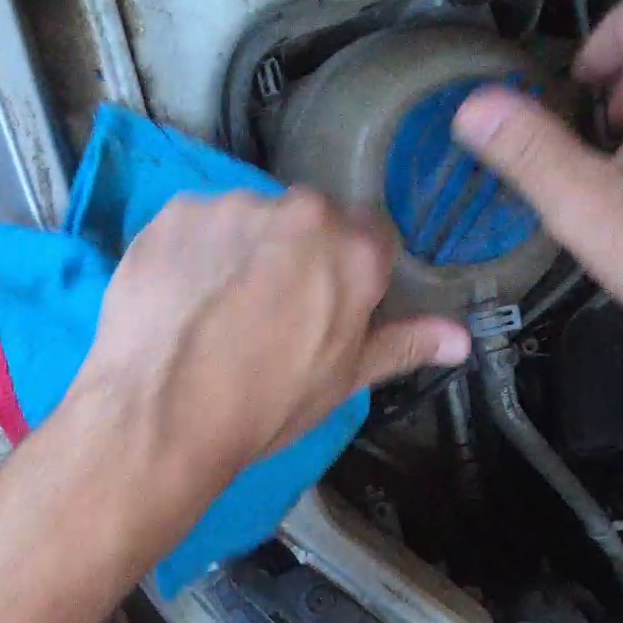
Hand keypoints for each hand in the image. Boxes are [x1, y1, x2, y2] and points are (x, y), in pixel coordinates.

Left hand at [73, 189, 470, 475]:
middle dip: (296, 256)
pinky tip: (179, 299)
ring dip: (242, 251)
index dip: (349, 273)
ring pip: (249, 220)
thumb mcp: (340, 382)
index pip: (372, 237)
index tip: (326, 306)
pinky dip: (194, 254)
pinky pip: (196, 226)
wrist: (160, 414)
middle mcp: (297, 212)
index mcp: (352, 251)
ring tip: (214, 310)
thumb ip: (402, 345)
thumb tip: (461, 337)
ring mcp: (229, 207)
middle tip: (266, 313)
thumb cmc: (263, 408)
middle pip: (308, 222)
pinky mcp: (172, 214)